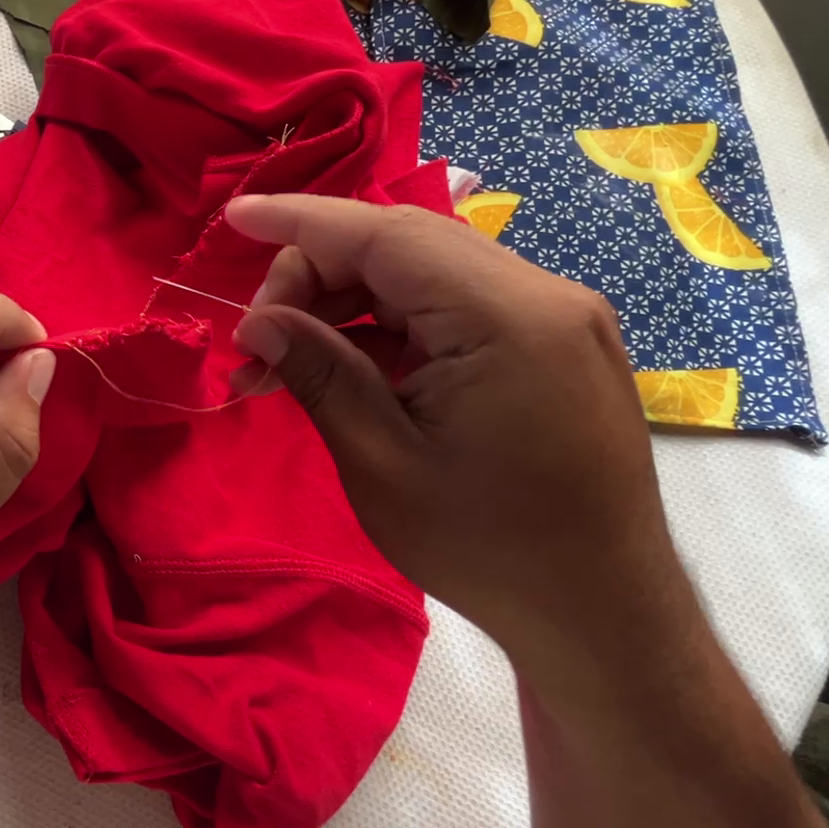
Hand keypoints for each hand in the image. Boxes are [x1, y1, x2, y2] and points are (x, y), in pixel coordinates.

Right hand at [223, 194, 696, 690]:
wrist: (595, 610)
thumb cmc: (482, 543)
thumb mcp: (378, 459)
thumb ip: (319, 372)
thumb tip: (256, 321)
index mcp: (505, 319)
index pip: (386, 235)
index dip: (301, 221)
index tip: (234, 217)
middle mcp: (537, 299)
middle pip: (399, 249)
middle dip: (311, 277)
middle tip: (253, 341)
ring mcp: (545, 321)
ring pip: (415, 278)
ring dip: (337, 308)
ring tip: (274, 365)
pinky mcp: (538, 348)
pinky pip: (440, 313)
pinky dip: (376, 331)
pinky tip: (330, 370)